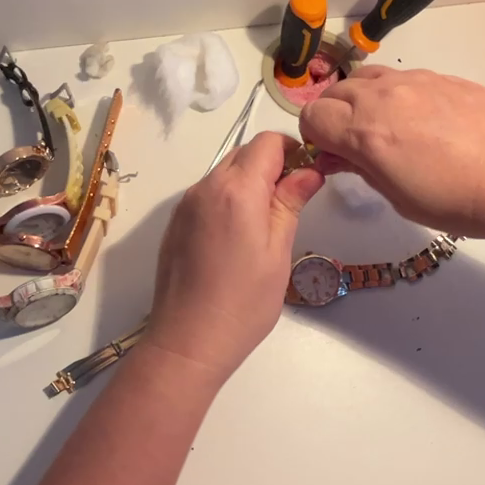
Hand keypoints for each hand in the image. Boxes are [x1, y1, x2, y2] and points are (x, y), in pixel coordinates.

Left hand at [146, 131, 324, 380]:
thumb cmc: (244, 303)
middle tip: (290, 202)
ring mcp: (185, 205)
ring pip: (223, 173)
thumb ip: (290, 204)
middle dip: (271, 166)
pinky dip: (227, 200)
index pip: (267, 142)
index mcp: (237, 190)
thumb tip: (309, 171)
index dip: (292, 151)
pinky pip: (206, 195)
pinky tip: (236, 238)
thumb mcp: (278, 253)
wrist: (188, 341)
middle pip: (243, 154)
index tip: (307, 178)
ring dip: (248, 183)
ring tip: (264, 224)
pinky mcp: (175, 224)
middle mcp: (206, 187)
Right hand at [300, 67, 484, 238]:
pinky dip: (391, 96)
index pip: (310, 117)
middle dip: (331, 118)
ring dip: (358, 101)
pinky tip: (419, 124)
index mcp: (365, 131)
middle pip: (333, 93)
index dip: (313, 139)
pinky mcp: (443, 77)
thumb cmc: (463, 202)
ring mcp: (415, 81)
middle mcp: (383, 97)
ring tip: (382, 131)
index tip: (329, 159)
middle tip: (351, 149)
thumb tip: (341, 158)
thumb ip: (363, 171)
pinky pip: (398, 79)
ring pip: (364, 79)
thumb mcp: (401, 199)